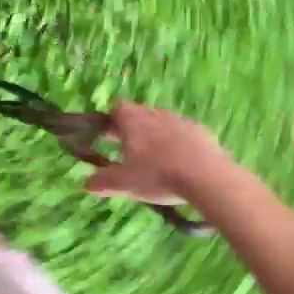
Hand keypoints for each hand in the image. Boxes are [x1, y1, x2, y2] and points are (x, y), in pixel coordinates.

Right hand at [84, 101, 230, 204]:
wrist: (207, 177)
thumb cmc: (158, 175)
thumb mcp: (125, 183)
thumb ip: (103, 181)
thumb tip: (85, 184)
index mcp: (132, 120)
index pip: (116, 109)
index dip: (111, 122)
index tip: (110, 138)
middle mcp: (154, 113)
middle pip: (139, 114)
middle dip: (134, 129)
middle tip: (132, 152)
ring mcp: (179, 120)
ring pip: (162, 122)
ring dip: (158, 135)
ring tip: (159, 159)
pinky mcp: (202, 131)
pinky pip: (185, 133)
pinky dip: (181, 144)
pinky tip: (184, 163)